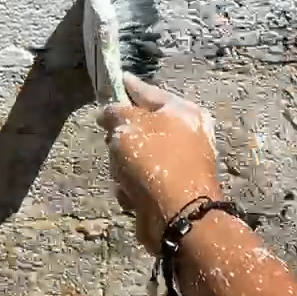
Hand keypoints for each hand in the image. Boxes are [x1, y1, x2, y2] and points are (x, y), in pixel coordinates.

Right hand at [97, 73, 222, 250]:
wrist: (177, 215)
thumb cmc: (153, 161)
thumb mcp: (126, 125)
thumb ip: (114, 112)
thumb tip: (110, 114)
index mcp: (182, 112)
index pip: (146, 90)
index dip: (126, 85)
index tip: (113, 79)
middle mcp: (187, 134)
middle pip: (140, 125)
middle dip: (121, 136)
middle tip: (111, 140)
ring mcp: (181, 163)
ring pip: (135, 154)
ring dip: (122, 165)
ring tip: (123, 174)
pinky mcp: (173, 189)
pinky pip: (140, 178)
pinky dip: (132, 185)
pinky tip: (131, 192)